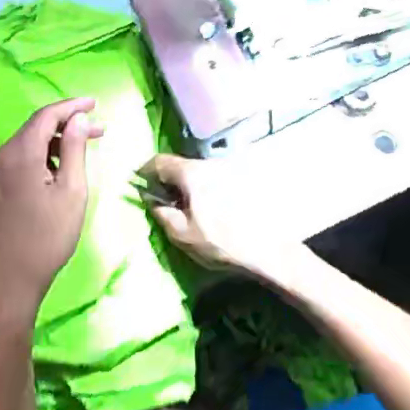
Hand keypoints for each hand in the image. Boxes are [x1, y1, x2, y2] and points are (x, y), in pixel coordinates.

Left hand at [0, 99, 105, 319]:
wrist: (9, 284)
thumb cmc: (47, 238)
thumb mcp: (72, 191)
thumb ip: (76, 150)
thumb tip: (79, 119)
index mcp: (20, 154)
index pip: (47, 115)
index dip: (72, 106)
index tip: (96, 103)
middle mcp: (2, 156)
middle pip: (37, 126)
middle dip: (68, 122)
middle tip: (100, 129)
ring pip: (30, 142)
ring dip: (58, 139)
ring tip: (87, 147)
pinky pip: (22, 158)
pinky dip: (45, 154)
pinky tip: (63, 166)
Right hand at [142, 155, 314, 282]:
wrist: (269, 248)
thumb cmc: (222, 242)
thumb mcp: (183, 234)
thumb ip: (162, 213)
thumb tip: (151, 199)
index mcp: (192, 173)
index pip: (160, 161)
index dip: (146, 171)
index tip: (140, 184)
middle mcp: (210, 163)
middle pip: (181, 165)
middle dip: (170, 180)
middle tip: (165, 201)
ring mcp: (229, 167)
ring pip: (200, 172)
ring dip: (191, 185)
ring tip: (191, 209)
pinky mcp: (244, 177)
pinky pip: (216, 178)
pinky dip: (208, 188)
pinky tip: (213, 209)